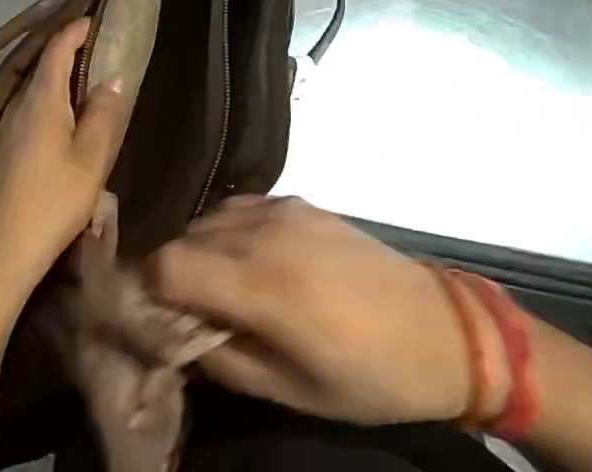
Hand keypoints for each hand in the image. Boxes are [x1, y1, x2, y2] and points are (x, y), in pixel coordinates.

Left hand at [0, 17, 129, 294]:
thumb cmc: (51, 201)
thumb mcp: (91, 159)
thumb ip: (104, 114)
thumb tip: (113, 77)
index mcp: (40, 99)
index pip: (56, 48)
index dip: (75, 30)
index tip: (96, 20)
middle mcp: (17, 104)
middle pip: (41, 64)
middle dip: (67, 50)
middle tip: (97, 47)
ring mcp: (4, 127)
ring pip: (33, 88)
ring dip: (56, 77)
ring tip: (85, 80)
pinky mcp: (0, 148)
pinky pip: (26, 108)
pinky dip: (47, 99)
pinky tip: (61, 120)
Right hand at [147, 196, 473, 424]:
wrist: (442, 330)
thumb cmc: (371, 376)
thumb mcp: (295, 392)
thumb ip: (225, 362)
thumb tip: (178, 338)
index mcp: (262, 285)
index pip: (168, 265)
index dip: (149, 291)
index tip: (156, 317)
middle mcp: (263, 233)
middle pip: (181, 238)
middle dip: (172, 274)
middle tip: (188, 310)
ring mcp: (281, 210)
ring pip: (206, 219)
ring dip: (199, 251)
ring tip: (221, 286)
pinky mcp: (297, 200)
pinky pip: (237, 207)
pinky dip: (226, 231)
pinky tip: (248, 258)